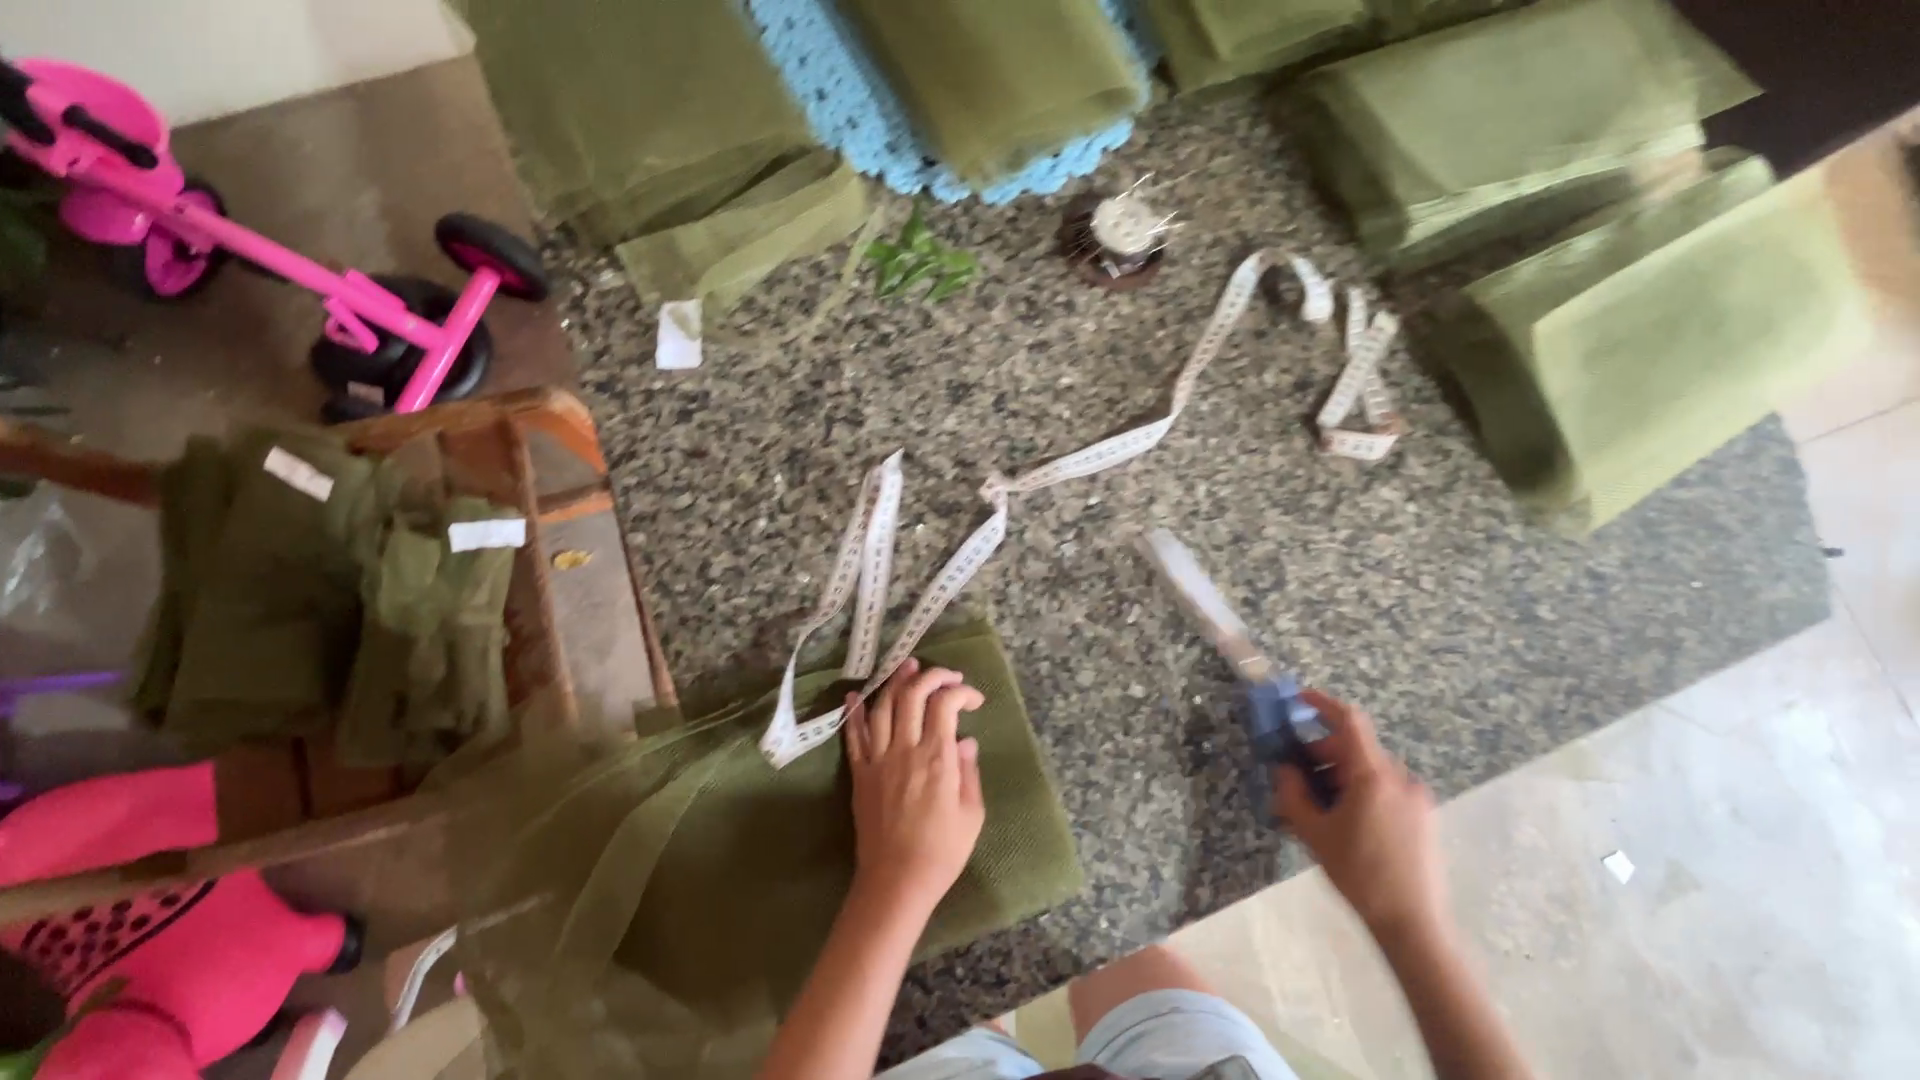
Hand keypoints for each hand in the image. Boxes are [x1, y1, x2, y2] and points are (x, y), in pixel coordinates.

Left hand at [844, 658, 985, 917]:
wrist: (896, 881)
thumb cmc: (942, 851)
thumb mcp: (972, 814)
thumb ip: (969, 772)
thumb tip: (965, 741)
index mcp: (937, 758)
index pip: (945, 705)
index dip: (961, 692)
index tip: (974, 700)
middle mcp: (905, 750)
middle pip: (912, 695)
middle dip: (930, 676)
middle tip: (945, 674)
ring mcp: (878, 760)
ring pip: (882, 707)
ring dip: (895, 682)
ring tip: (907, 666)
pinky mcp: (860, 774)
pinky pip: (854, 736)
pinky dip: (855, 712)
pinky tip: (855, 696)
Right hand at [1274, 691, 1447, 939]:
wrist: (1413, 924)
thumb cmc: (1359, 874)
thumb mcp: (1315, 834)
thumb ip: (1293, 795)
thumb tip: (1284, 770)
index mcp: (1374, 776)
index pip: (1349, 721)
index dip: (1321, 704)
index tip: (1296, 699)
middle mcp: (1400, 778)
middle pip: (1355, 749)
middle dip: (1321, 755)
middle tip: (1293, 775)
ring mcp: (1417, 798)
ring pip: (1369, 771)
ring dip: (1339, 777)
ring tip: (1316, 807)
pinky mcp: (1424, 818)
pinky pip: (1385, 790)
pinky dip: (1359, 792)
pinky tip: (1344, 822)